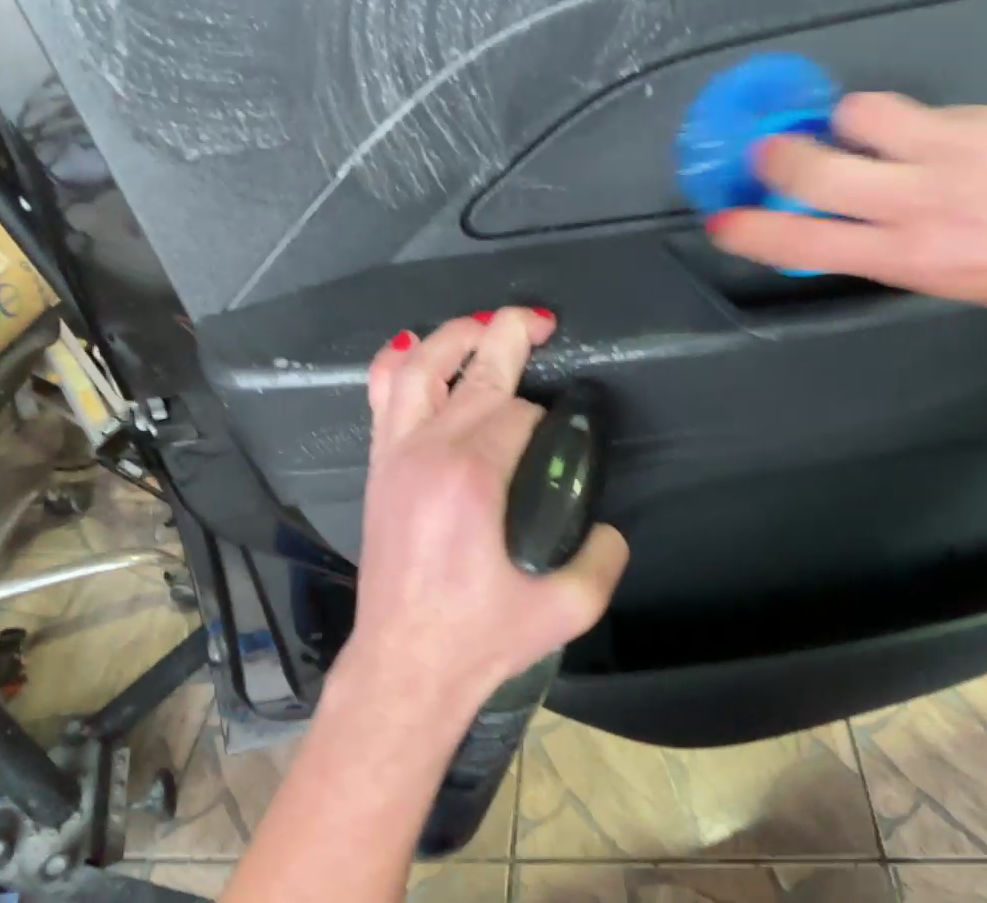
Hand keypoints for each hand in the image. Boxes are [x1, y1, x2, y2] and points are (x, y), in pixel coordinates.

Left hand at [343, 307, 628, 710]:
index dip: (545, 416)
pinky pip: (382, 396)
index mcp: (474, 478)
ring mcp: (396, 456)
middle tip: (540, 320)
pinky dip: (400, 362)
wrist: (405, 665)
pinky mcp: (379, 468)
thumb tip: (607, 525)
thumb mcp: (567, 608)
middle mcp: (429, 453)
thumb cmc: (481, 638)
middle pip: (473, 372)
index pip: (518, 412)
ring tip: (485, 323)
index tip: (556, 444)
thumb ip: (603, 557)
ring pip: (419, 369)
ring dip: (453, 335)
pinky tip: (417, 347)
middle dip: (509, 336)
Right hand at [705, 92, 986, 317]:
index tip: (723, 221)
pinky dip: (904, 122)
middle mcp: (917, 202)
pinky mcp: (978, 117)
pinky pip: (916, 108)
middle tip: (768, 153)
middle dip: (774, 156)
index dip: (752, 232)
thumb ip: (872, 241)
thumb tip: (824, 212)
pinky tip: (928, 138)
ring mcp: (948, 151)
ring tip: (854, 133)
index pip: (804, 242)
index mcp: (903, 255)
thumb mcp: (930, 274)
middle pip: (814, 167)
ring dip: (841, 121)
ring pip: (859, 112)